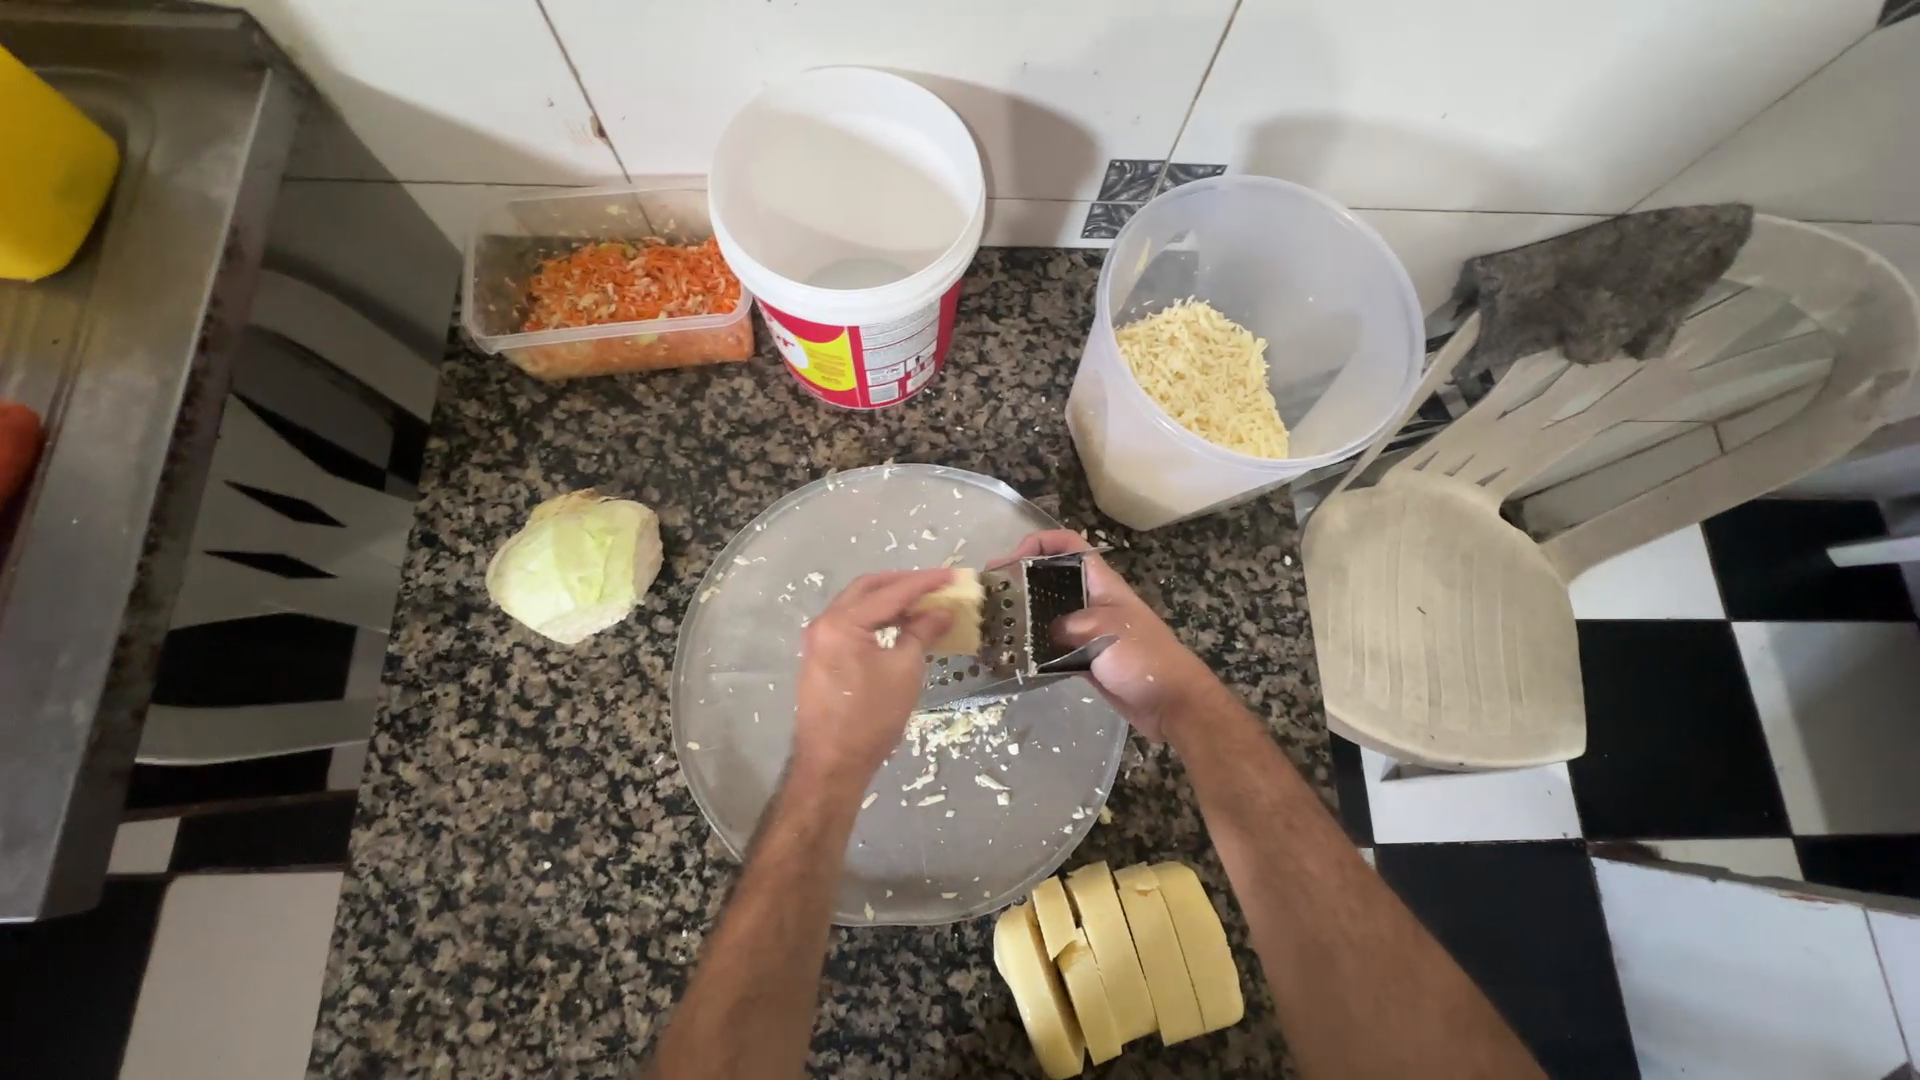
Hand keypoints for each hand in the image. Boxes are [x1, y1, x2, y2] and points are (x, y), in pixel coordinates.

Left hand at [792, 569, 954, 790]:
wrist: (833, 764)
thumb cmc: (871, 718)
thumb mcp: (904, 671)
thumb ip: (922, 632)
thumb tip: (941, 611)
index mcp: (842, 623)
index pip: (890, 592)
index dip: (925, 583)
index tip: (952, 576)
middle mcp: (824, 624)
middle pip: (867, 589)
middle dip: (902, 583)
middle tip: (935, 584)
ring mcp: (818, 641)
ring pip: (857, 606)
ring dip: (889, 601)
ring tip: (922, 603)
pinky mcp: (820, 658)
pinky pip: (851, 625)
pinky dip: (876, 619)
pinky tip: (899, 626)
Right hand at [998, 530, 1219, 742]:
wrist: (1171, 703)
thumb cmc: (1144, 658)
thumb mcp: (1105, 631)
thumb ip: (1069, 624)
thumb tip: (1043, 633)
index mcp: (1101, 584)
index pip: (1070, 546)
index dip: (1040, 542)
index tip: (1011, 559)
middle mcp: (1092, 602)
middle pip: (1052, 579)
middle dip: (1021, 580)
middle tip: (992, 593)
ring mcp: (1087, 631)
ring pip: (1048, 614)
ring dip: (1024, 617)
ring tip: (995, 624)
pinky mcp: (1084, 658)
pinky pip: (1052, 647)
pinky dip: (1034, 650)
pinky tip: (1012, 656)